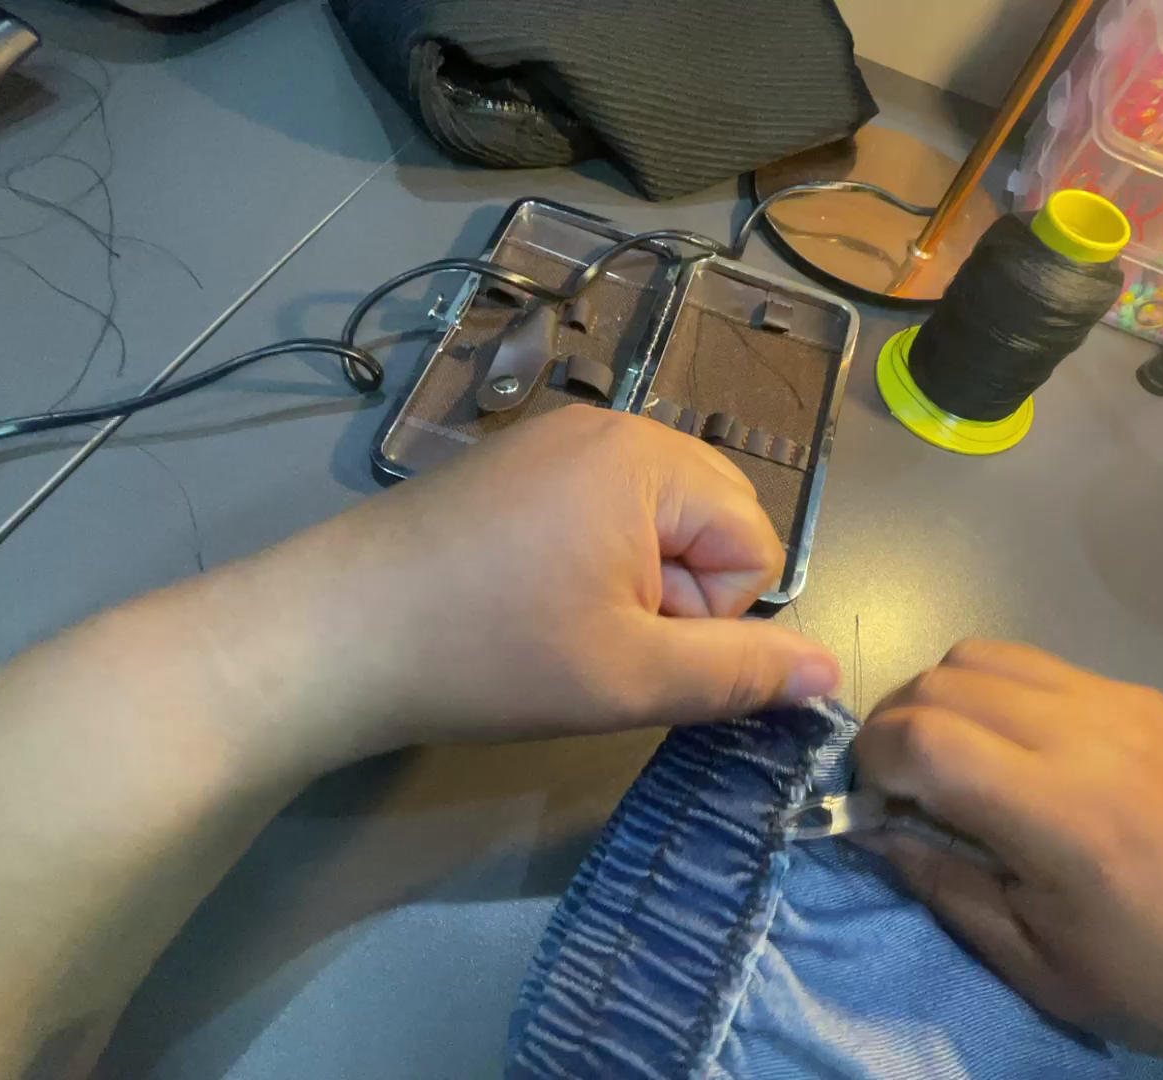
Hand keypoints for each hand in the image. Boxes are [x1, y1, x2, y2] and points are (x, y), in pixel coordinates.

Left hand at [181, 406, 838, 765]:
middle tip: (602, 638)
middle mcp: (607, 427)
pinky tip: (530, 598)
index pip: (755, 540)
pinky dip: (592, 562)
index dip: (714, 613)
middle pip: (709, 519)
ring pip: (656, 520)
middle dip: (680, 593)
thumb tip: (833, 671)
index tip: (640, 647)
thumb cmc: (489, 653)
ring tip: (562, 623)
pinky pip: (600, 511)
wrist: (329, 637)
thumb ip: (742, 672)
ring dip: (637, 583)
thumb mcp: (631, 675)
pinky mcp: (514, 467)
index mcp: (648, 457)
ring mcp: (552, 441)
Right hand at [852, 641, 1162, 1070]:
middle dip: (892, 725)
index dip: (873, 759)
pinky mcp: (1135, 691)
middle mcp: (1087, 737)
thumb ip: (937, 881)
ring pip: (972, 655)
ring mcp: (1116, 702)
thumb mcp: (1034, 963)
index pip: (923, 739)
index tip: (877, 799)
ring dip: (936, 697)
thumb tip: (868, 823)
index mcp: (1065, 818)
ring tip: (951, 750)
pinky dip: (986, 689)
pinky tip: (1010, 740)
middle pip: (936, 684)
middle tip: (902, 778)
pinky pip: (1025, 661)